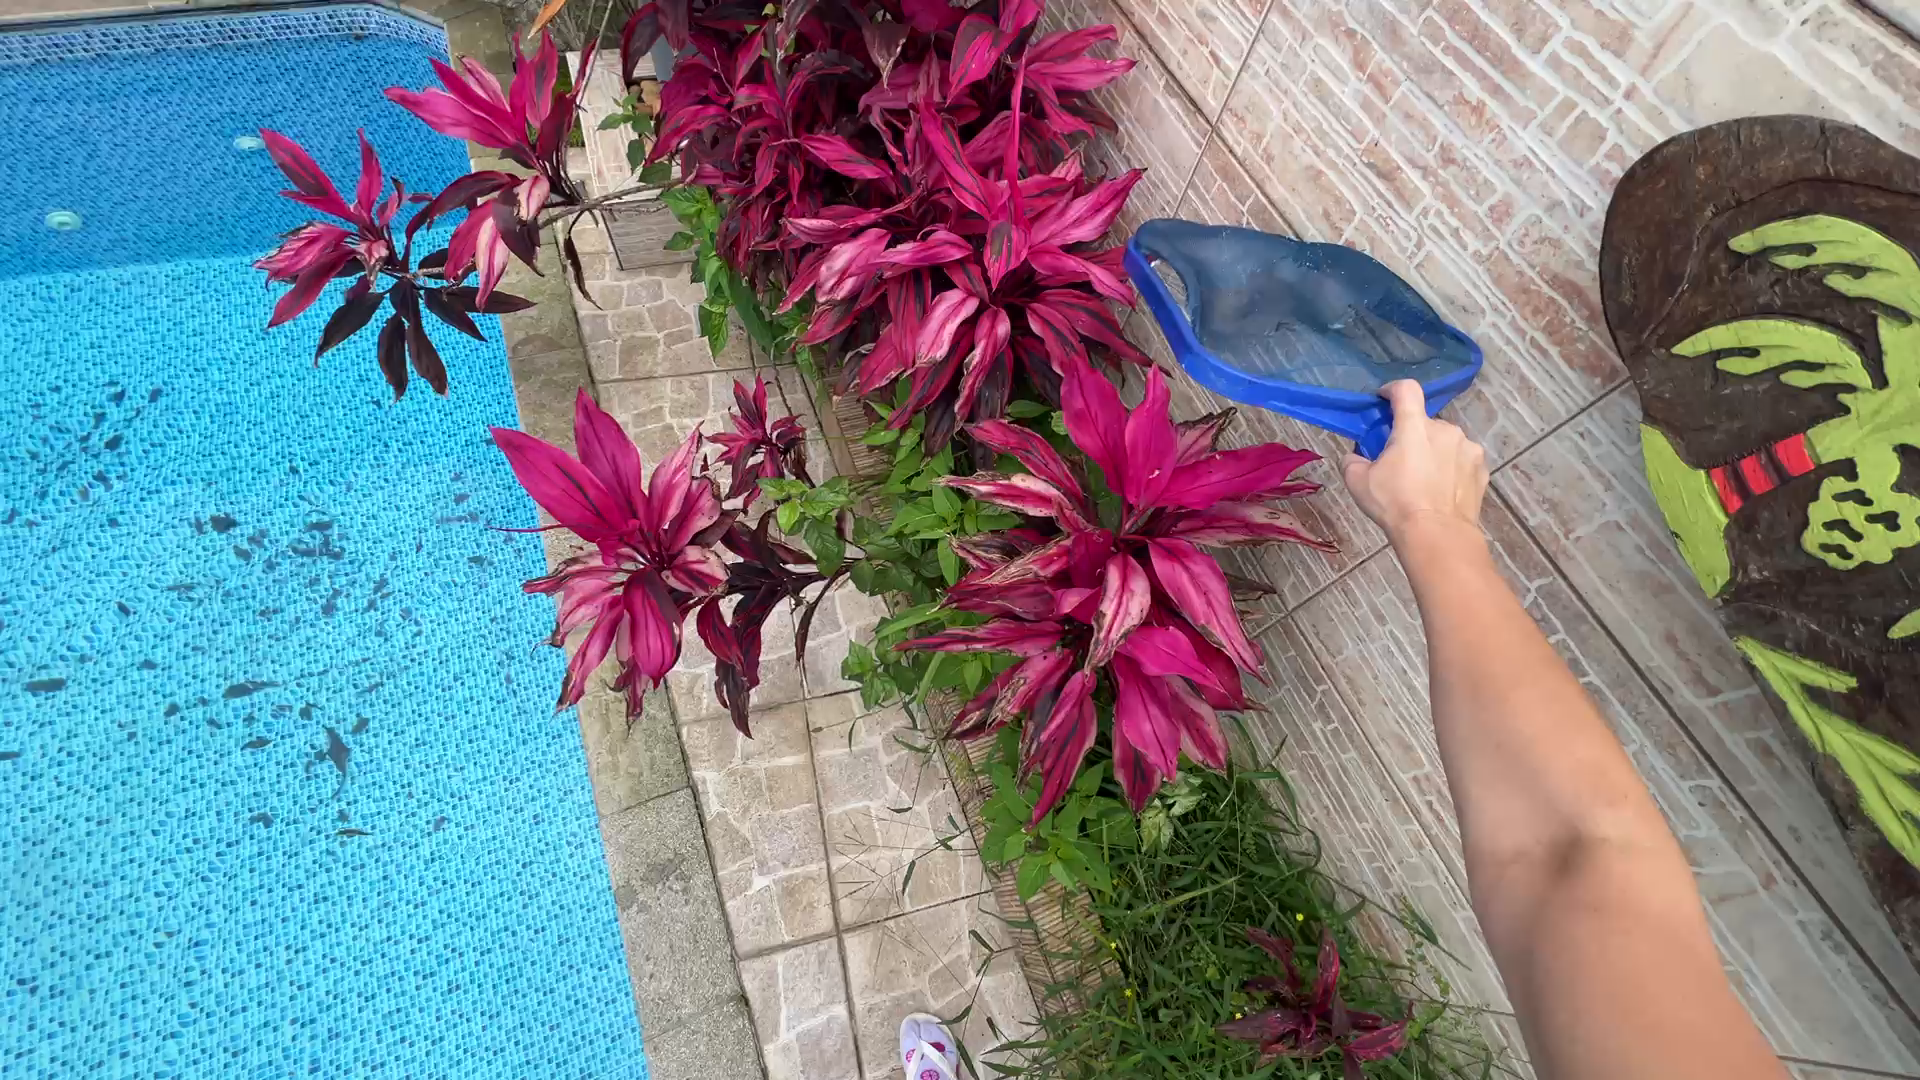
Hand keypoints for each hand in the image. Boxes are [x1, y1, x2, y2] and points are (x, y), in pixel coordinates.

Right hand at [1342, 380, 1488, 541]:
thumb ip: (1353, 461)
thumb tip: (1356, 457)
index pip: (1406, 390)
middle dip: (1411, 435)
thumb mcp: (1358, 482)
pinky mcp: (1482, 468)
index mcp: (1414, 427)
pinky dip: (1450, 467)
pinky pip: (1461, 460)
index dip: (1392, 389)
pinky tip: (1440, 489)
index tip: (1383, 398)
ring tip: (1422, 478)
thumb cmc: (1395, 503)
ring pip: (1445, 442)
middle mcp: (1446, 430)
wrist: (1436, 533)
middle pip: (1424, 423)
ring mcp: (1468, 448)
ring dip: (1432, 451)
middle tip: (1398, 459)